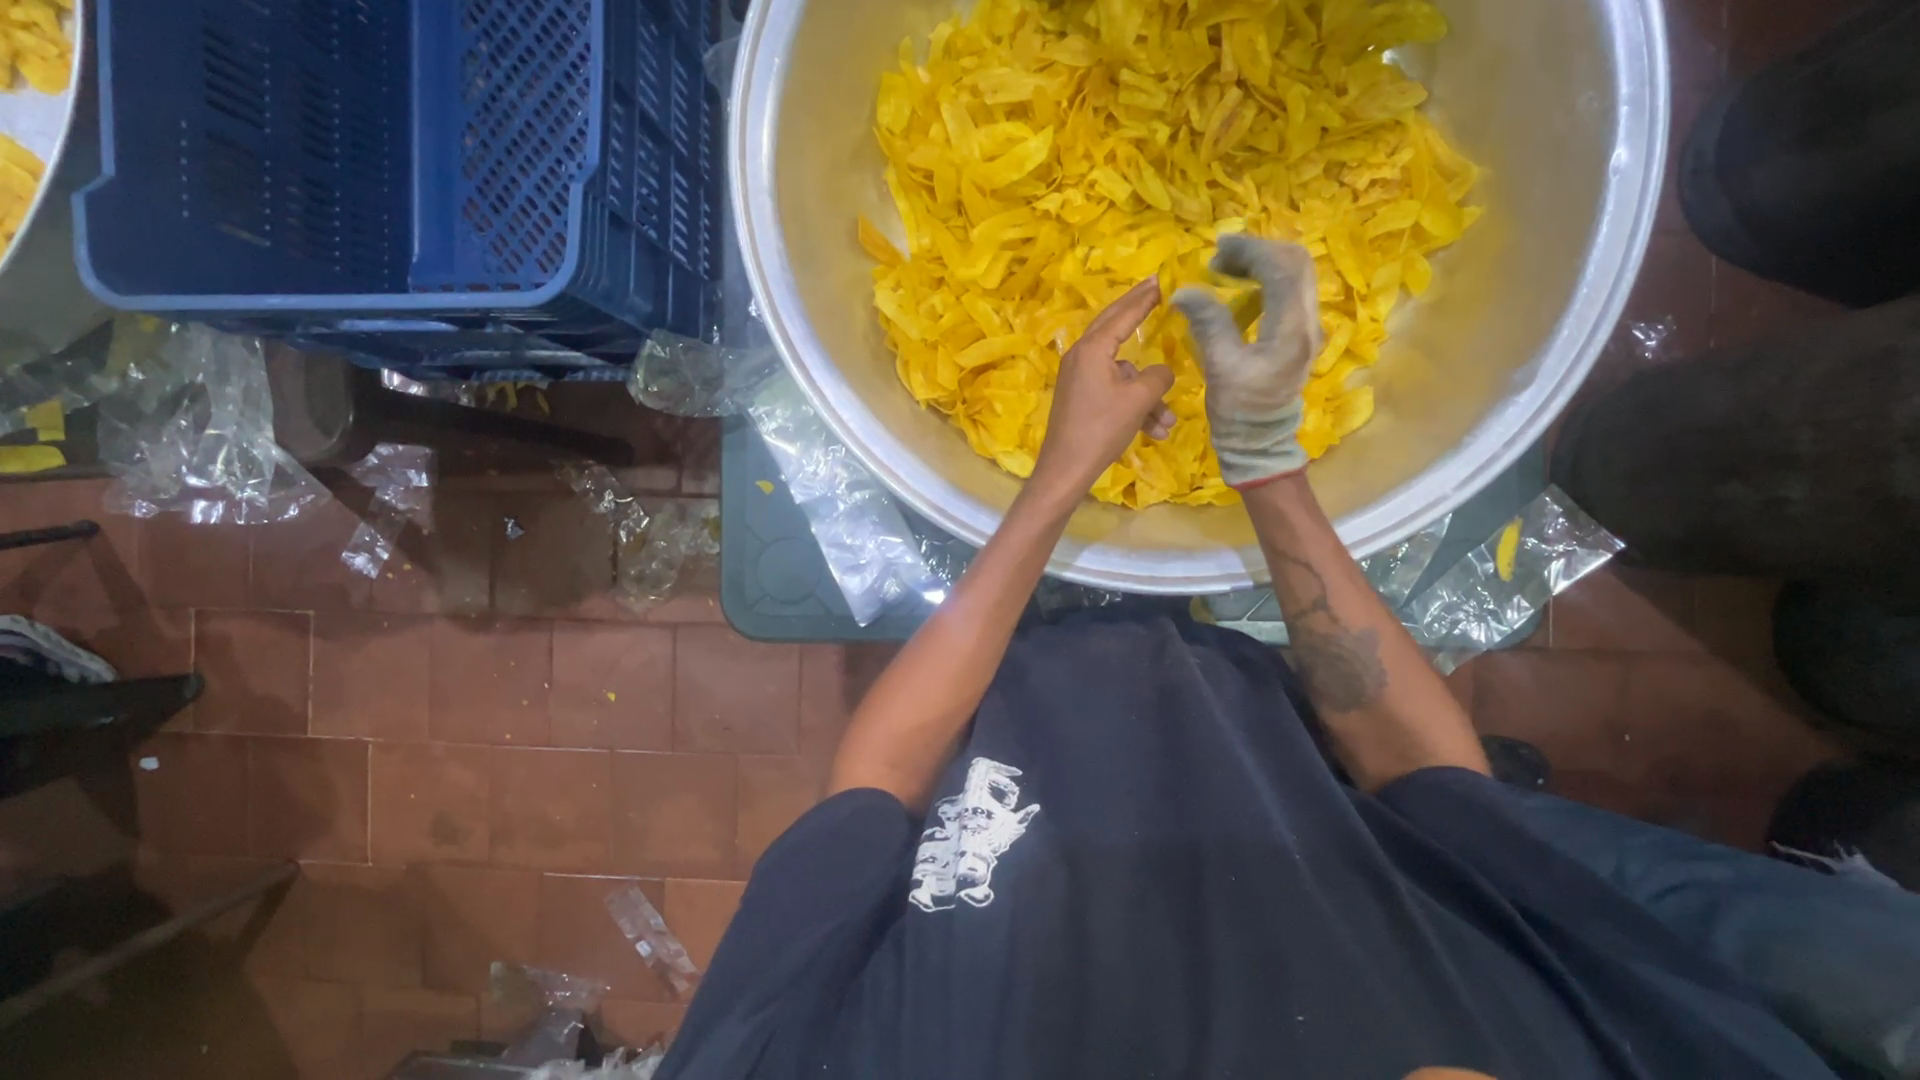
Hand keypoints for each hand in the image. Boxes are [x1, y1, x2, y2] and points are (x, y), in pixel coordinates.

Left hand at [1032, 278, 1176, 497]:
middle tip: (1157, 294)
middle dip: (1139, 317)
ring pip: (1122, 376)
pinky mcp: (1080, 400)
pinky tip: (1153, 432)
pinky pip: (1114, 393)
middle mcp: (1082, 357)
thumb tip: (1162, 371)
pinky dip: (1134, 408)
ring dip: (1147, 397)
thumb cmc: (1101, 428)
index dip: (1144, 298)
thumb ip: (1158, 377)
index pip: (1123, 314)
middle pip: (1115, 330)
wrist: (1066, 468)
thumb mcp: (1138, 400)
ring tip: (1167, 423)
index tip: (1160, 281)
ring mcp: (1078, 379)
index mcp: (1092, 349)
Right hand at [1172, 236, 1322, 488]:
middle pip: (1296, 264)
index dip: (1251, 250)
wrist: (1260, 442)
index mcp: (1292, 329)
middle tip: (1221, 257)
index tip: (1217, 247)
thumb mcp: (1219, 367)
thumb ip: (1208, 323)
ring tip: (1227, 269)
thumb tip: (1184, 289)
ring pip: (1297, 275)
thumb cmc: (1239, 408)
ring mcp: (1309, 328)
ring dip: (1263, 263)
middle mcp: (1310, 322)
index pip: (1282, 269)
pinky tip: (1241, 288)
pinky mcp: (1300, 335)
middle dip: (1259, 251)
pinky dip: (1267, 279)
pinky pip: (1291, 292)